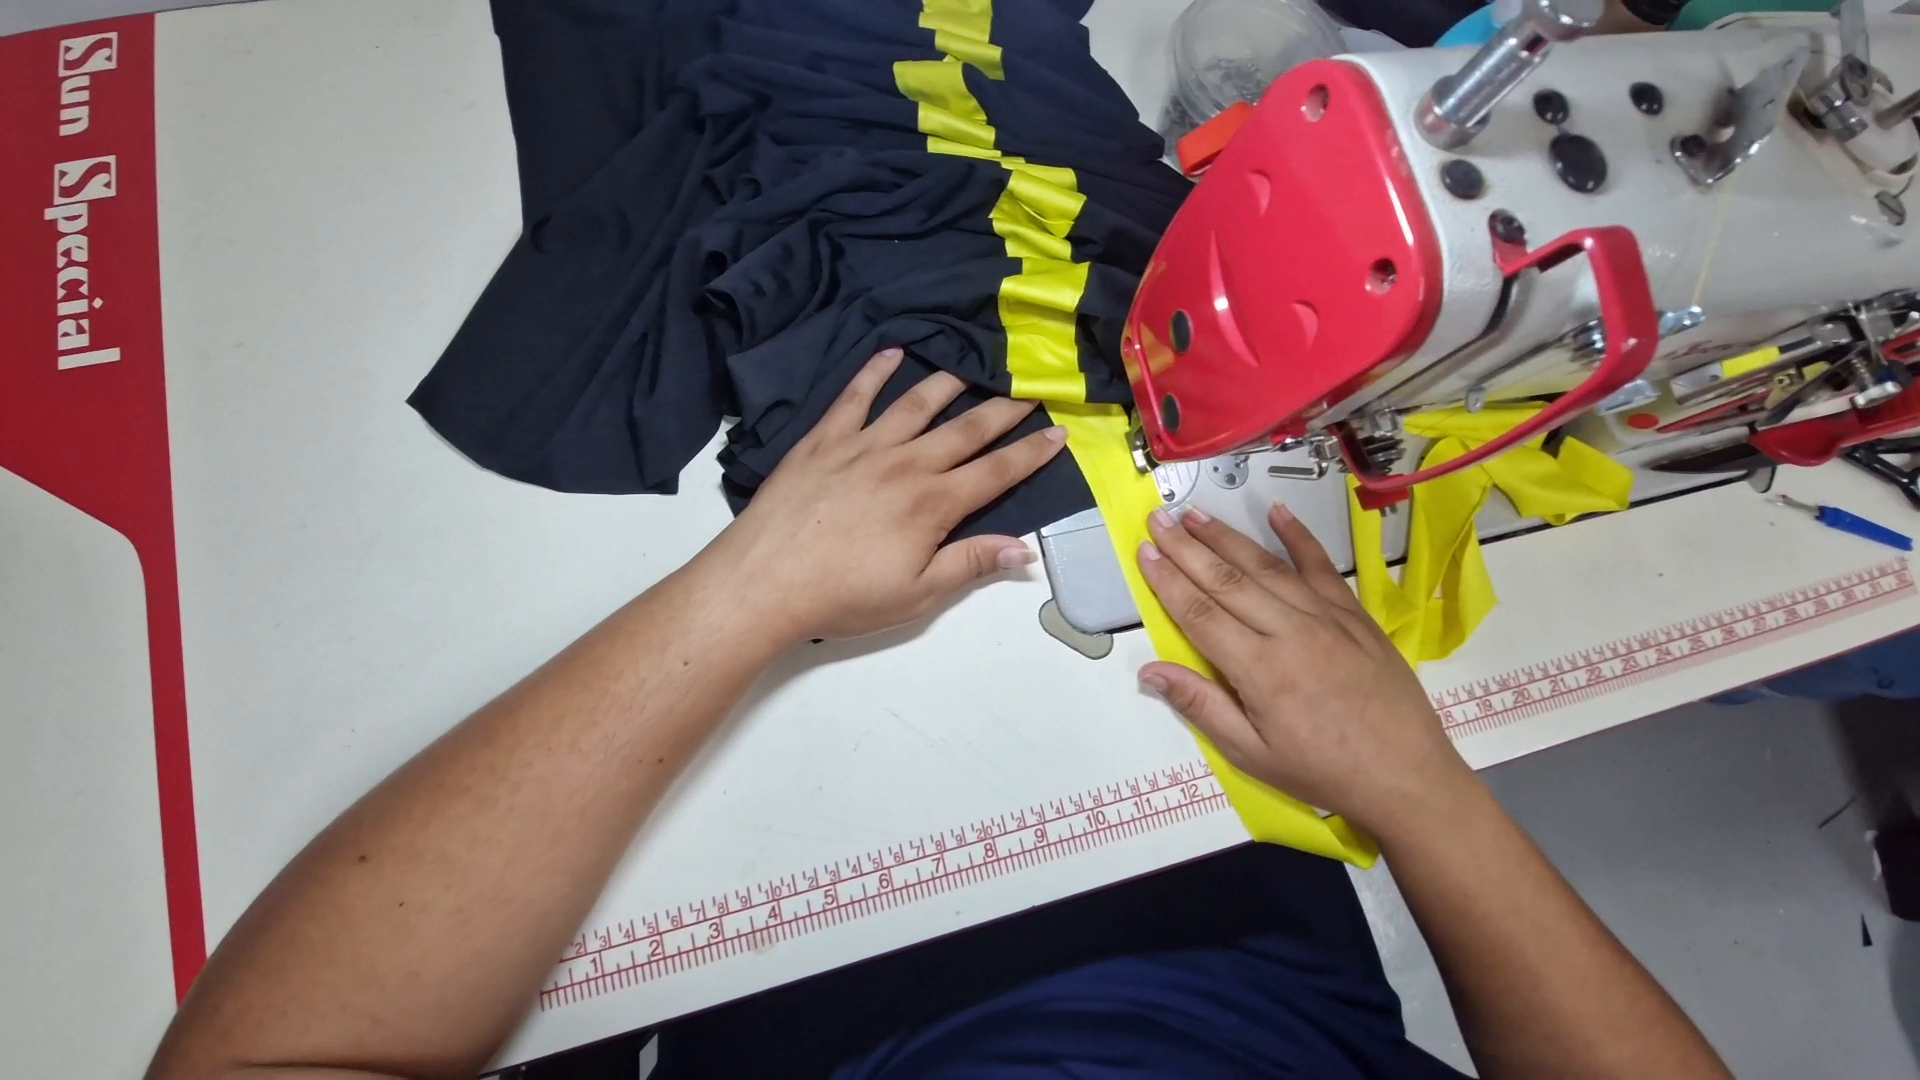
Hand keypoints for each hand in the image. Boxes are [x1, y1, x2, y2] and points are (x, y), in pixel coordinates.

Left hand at [706, 349, 1067, 642]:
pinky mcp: (825, 440)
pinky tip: (893, 354)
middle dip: (1005, 409)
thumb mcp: (917, 594)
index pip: (997, 472)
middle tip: (1031, 387)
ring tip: (974, 366)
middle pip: (967, 429)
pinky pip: (855, 396)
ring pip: (918, 403)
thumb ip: (970, 564)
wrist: (766, 580)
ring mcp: (864, 445)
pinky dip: (876, 372)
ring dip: (951, 382)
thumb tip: (1024, 549)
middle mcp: (907, 463)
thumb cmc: (844, 596)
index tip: (1059, 433)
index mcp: (934, 503)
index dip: (1032, 454)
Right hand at [1135, 504, 1475, 833]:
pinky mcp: (1354, 614)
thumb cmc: (1321, 771)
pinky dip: (1298, 537)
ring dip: (1226, 538)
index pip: (1199, 614)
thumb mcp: (1251, 754)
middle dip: (1186, 547)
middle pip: (1226, 581)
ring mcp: (1326, 618)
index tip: (1145, 552)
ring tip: (1195, 515)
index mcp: (1260, 670)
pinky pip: (1321, 566)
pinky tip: (1277, 513)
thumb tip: (1149, 672)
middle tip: (1158, 519)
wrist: (1406, 776)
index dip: (1167, 581)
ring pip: (1266, 567)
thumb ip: (1200, 706)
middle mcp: (1290, 633)